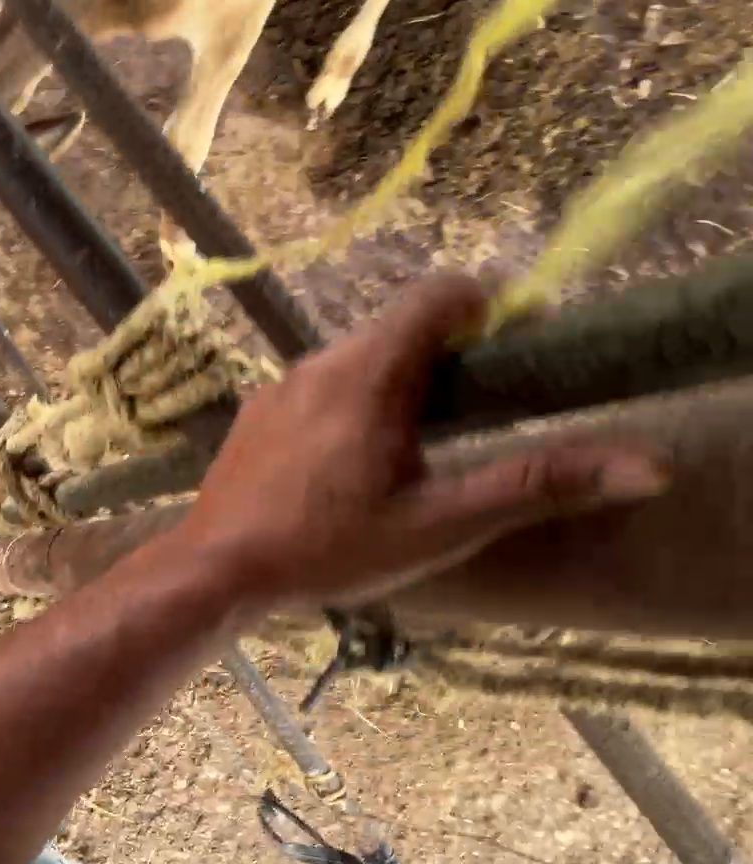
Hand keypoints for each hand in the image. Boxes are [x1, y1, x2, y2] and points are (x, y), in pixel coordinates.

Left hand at [174, 275, 668, 607]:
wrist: (214, 568)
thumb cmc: (323, 548)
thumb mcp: (437, 525)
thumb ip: (536, 486)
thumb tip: (649, 464)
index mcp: (364, 376)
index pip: (436, 296)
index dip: (487, 305)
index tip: (516, 345)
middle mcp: (313, 367)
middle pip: (395, 329)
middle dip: (446, 352)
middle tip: (475, 411)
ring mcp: (273, 390)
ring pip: (351, 359)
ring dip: (393, 380)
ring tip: (412, 443)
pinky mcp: (249, 416)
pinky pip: (313, 388)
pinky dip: (346, 400)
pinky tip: (348, 458)